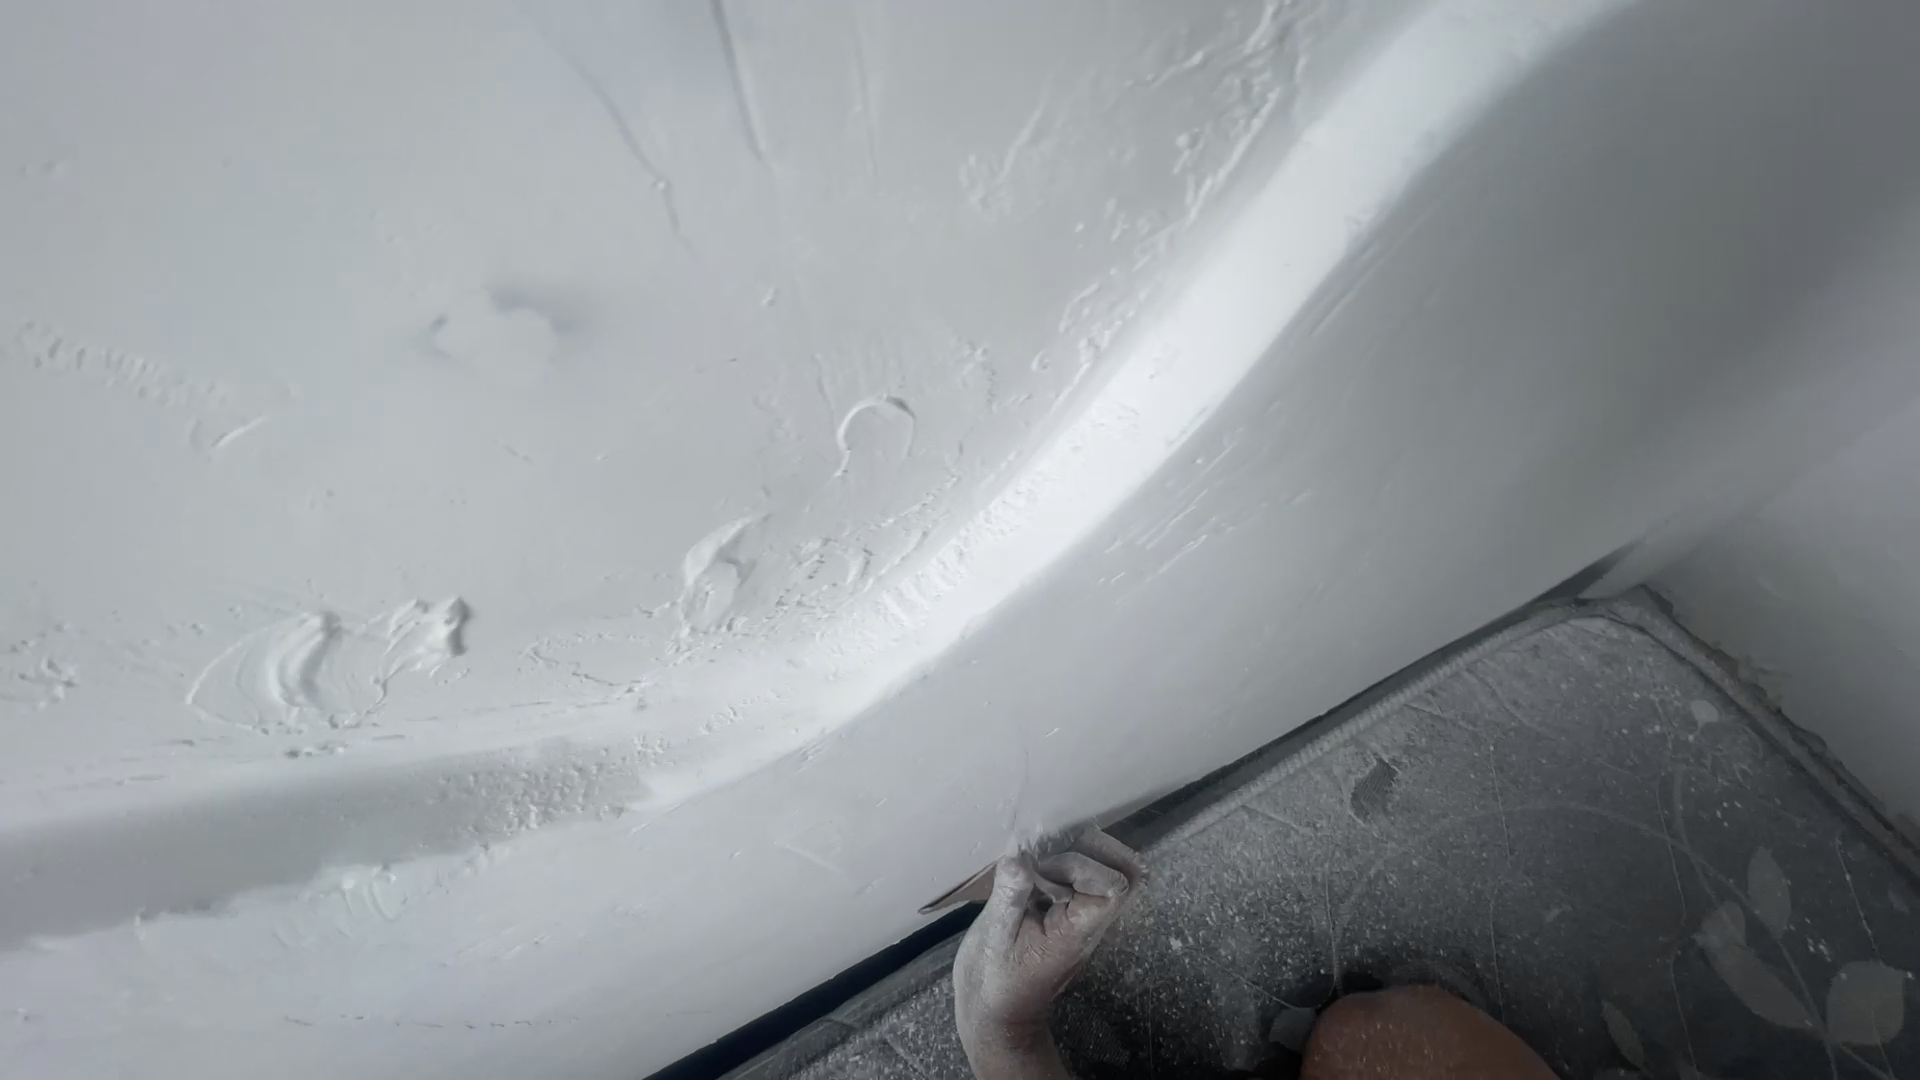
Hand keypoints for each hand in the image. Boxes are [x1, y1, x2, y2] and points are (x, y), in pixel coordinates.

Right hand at [952, 828, 1145, 1076]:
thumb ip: (1009, 896)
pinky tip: (1033, 871)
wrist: (998, 1011)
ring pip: (1109, 865)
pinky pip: (1085, 872)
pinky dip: (1063, 859)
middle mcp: (1091, 919)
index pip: (1112, 886)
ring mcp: (1084, 913)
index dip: (1079, 866)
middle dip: (1090, 848)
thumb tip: (1018, 858)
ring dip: (1075, 850)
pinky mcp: (1070, 907)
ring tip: (1038, 864)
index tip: (1040, 872)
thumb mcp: (994, 938)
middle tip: (1048, 857)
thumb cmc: (995, 979)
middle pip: (1126, 871)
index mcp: (1079, 931)